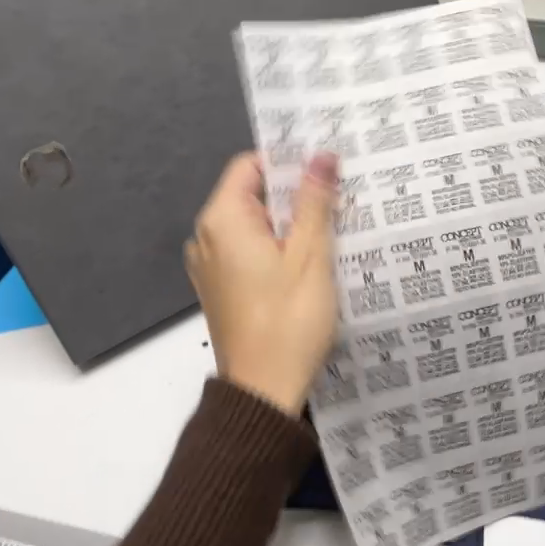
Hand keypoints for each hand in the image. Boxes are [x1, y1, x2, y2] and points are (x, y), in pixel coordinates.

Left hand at [185, 152, 338, 414]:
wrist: (264, 391)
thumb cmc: (289, 319)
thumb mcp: (310, 255)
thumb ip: (315, 201)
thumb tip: (322, 154)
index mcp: (222, 220)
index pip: (249, 165)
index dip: (287, 163)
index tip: (326, 173)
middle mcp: (206, 237)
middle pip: (252, 195)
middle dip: (294, 196)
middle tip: (338, 203)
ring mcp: (210, 266)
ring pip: (254, 226)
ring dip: (290, 225)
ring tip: (330, 235)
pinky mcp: (221, 289)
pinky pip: (249, 252)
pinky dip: (277, 250)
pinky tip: (309, 266)